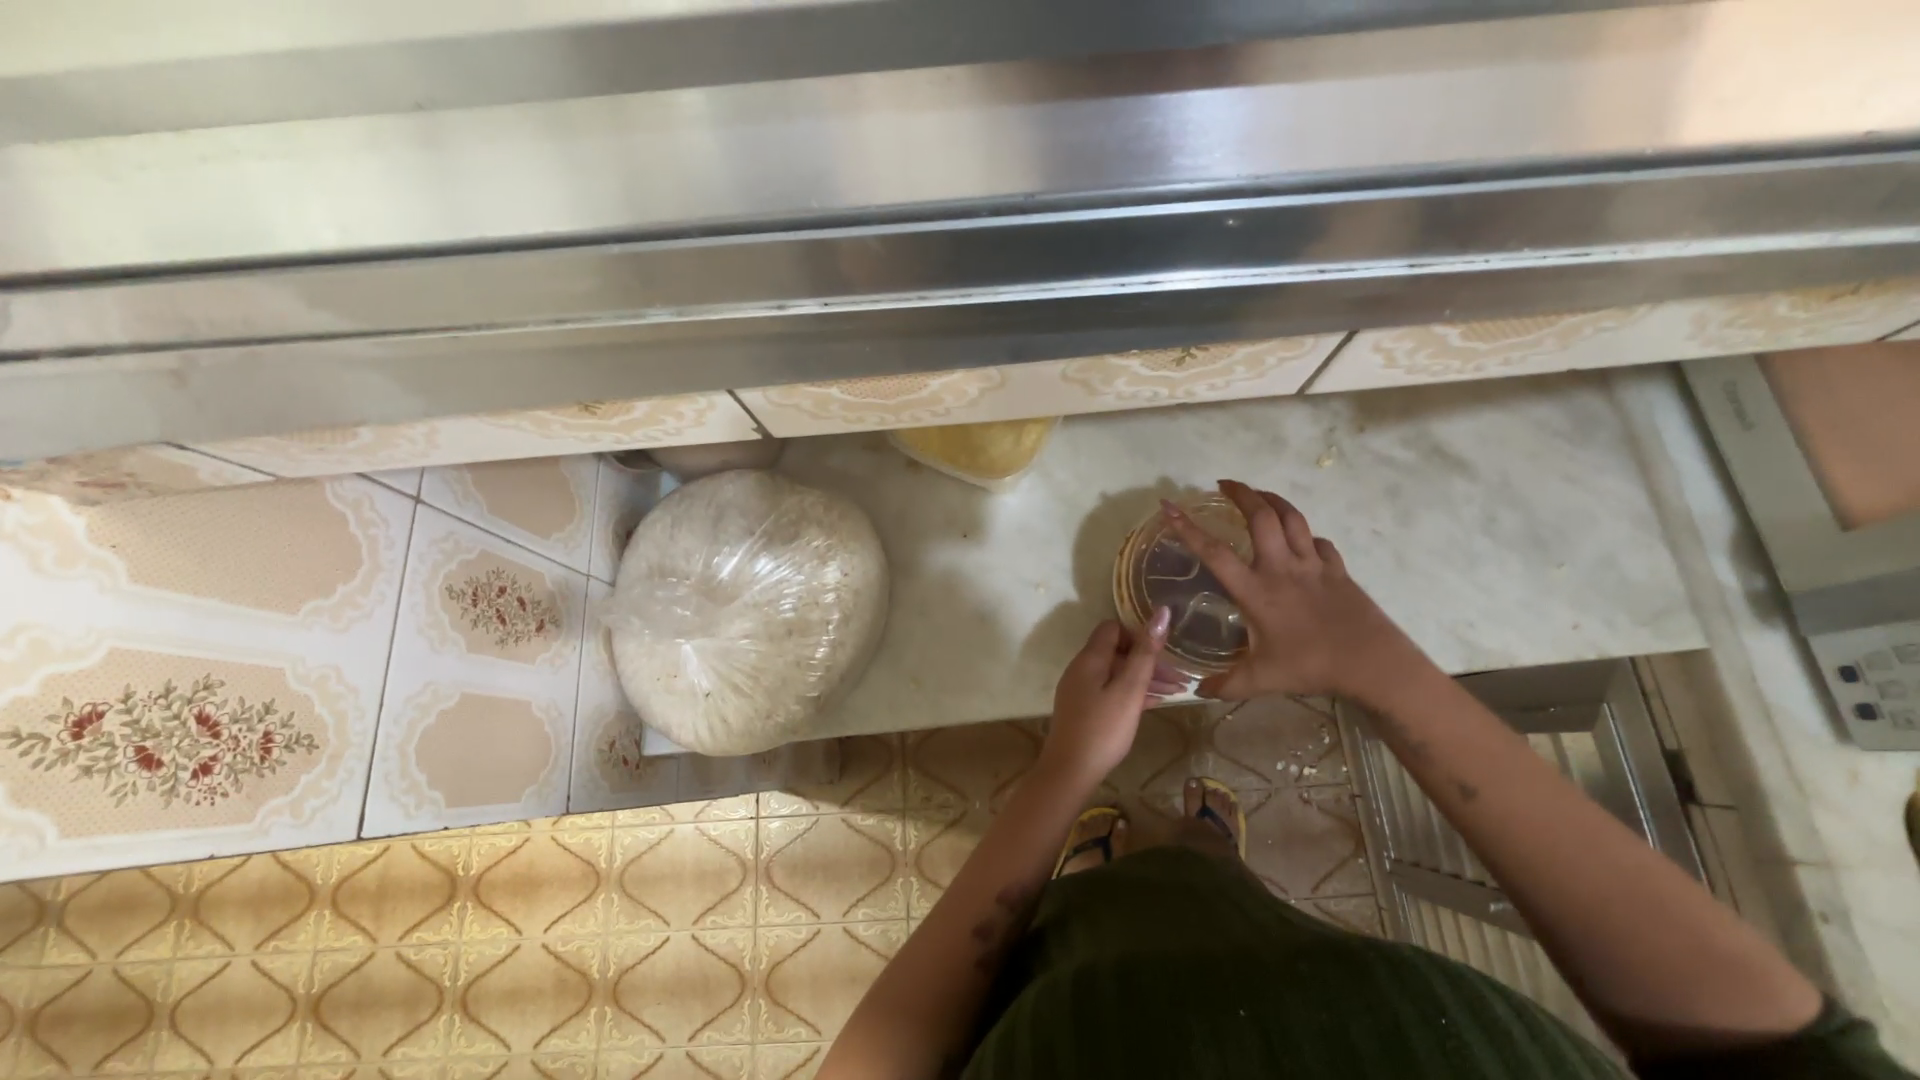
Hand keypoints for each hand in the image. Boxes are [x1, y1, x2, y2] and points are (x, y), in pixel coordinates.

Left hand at [1039, 611, 1172, 784]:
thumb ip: (1146, 652)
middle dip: (1149, 661)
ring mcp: (1081, 690)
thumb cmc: (1103, 728)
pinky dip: (1132, 693)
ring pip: (1117, 673)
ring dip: (1145, 679)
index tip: (1163, 653)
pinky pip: (1111, 690)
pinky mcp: (1083, 709)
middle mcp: (1082, 669)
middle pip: (1118, 652)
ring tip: (1176, 693)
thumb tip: (1161, 612)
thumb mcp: (1130, 689)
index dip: (1139, 635)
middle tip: (1180, 679)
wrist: (1070, 771)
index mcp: (1090, 659)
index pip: (1113, 628)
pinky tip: (1155, 704)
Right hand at [1160, 479, 1425, 702]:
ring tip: (1258, 494)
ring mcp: (1313, 565)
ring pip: (1292, 518)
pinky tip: (1302, 541)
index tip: (1169, 506)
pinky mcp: (1337, 569)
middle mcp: (1281, 568)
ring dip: (1272, 500)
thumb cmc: (1311, 666)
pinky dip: (1306, 535)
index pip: (1214, 552)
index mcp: (1256, 590)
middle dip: (1241, 493)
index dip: (1188, 528)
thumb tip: (1198, 692)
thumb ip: (1227, 684)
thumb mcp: (1262, 680)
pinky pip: (1319, 542)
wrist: (1371, 661)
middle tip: (1224, 483)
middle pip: (1260, 516)